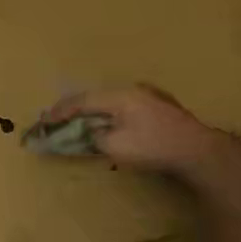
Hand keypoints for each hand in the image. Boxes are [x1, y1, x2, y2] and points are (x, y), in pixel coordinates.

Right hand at [38, 85, 233, 176]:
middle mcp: (134, 90)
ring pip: (110, 100)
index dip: (59, 112)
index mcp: (120, 96)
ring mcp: (150, 96)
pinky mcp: (160, 107)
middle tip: (55, 118)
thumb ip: (93, 136)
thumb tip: (89, 132)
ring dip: (91, 110)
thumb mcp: (113, 145)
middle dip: (73, 108)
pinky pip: (123, 106)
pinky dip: (107, 113)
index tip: (43, 121)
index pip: (81, 101)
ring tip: (76, 119)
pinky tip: (105, 121)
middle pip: (95, 96)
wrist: (197, 151)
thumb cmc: (152, 147)